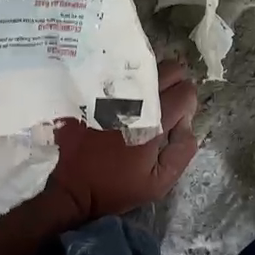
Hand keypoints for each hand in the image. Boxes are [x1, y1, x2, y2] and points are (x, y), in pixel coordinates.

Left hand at [42, 60, 199, 224]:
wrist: (67, 189)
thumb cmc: (114, 187)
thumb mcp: (159, 183)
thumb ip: (183, 151)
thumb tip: (187, 125)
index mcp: (153, 120)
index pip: (187, 91)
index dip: (187, 107)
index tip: (175, 125)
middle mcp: (135, 97)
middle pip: (172, 68)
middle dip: (175, 85)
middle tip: (164, 109)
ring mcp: (112, 90)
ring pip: (147, 66)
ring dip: (153, 82)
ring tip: (143, 105)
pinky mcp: (94, 90)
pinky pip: (120, 73)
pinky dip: (129, 83)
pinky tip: (122, 102)